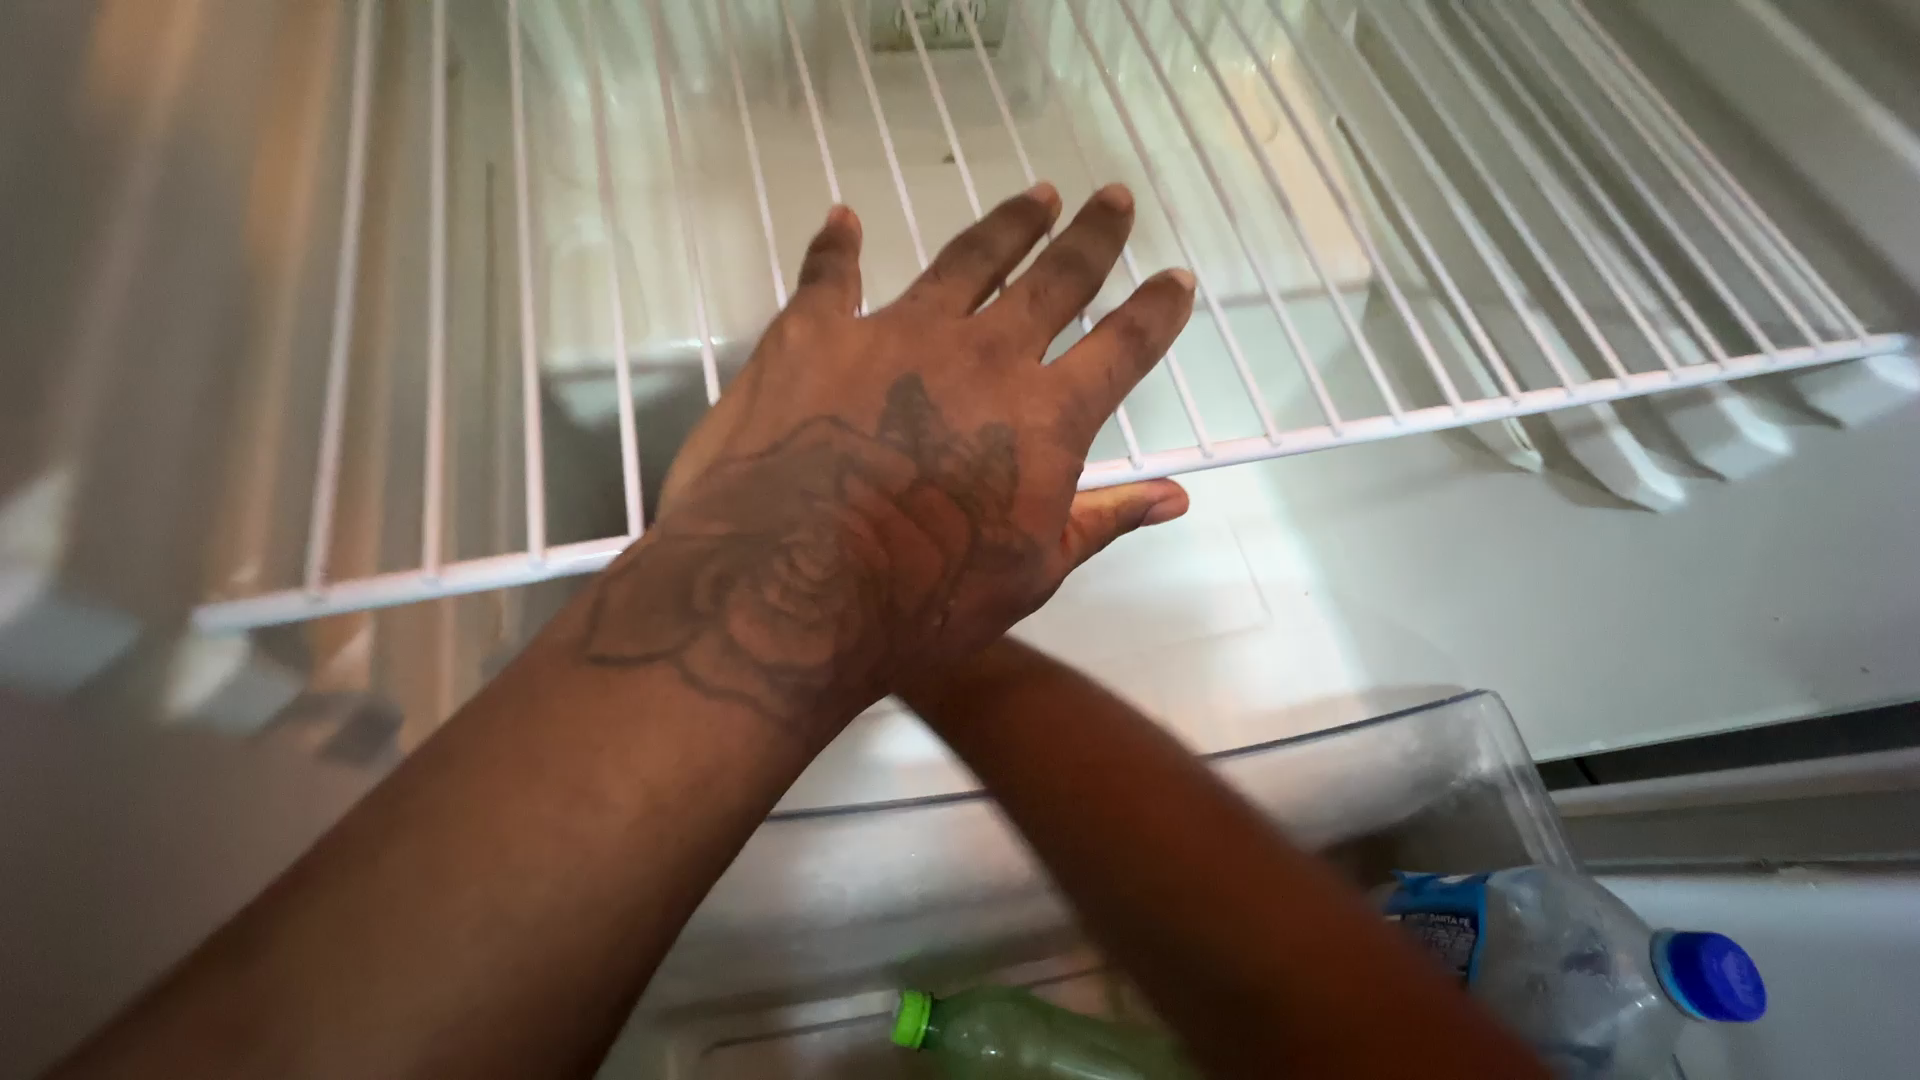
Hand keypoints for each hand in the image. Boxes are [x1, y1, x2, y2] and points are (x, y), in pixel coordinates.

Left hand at [582, 182, 1193, 738]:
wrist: (789, 586)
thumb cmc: (921, 599)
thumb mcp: (1030, 574)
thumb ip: (1100, 521)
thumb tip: (1174, 497)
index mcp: (1044, 417)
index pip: (1122, 350)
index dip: (1155, 312)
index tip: (1176, 280)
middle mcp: (982, 356)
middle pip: (1055, 281)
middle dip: (1092, 239)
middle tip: (1113, 199)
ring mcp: (896, 334)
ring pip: (967, 260)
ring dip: (1007, 225)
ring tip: (1035, 196)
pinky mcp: (815, 333)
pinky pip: (831, 275)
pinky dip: (838, 247)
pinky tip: (844, 220)